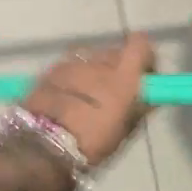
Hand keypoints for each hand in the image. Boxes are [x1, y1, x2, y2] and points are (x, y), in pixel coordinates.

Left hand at [20, 33, 154, 167]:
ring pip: (90, 57)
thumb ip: (139, 107)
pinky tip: (70, 96)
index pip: (139, 44)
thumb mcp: (124, 131)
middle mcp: (96, 62)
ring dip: (95, 70)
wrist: (41, 146)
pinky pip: (69, 65)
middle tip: (116, 92)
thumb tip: (150, 95)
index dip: (144, 55)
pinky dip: (74, 75)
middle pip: (114, 51)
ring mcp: (70, 63)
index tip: (144, 73)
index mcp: (120, 77)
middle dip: (119, 67)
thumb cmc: (91, 144)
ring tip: (90, 95)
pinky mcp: (49, 69)